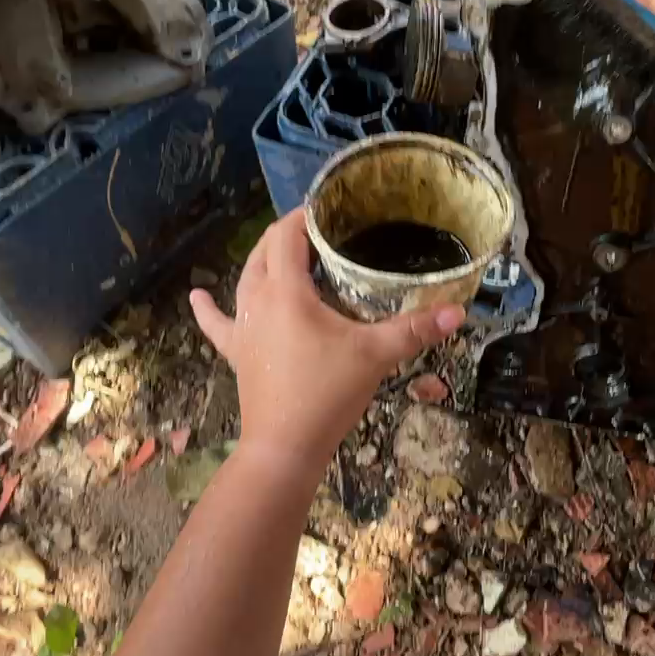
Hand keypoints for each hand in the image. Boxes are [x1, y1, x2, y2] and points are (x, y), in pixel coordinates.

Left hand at [189, 210, 464, 471]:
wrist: (285, 446)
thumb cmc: (327, 392)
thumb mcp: (376, 355)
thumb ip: (415, 329)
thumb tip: (459, 311)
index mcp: (285, 292)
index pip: (287, 236)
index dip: (306, 217)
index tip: (330, 208)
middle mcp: (256, 301)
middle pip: (264, 252)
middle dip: (288, 235)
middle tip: (321, 231)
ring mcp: (242, 328)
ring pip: (245, 280)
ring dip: (263, 261)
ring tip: (284, 251)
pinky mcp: (238, 353)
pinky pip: (218, 324)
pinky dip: (208, 308)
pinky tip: (195, 297)